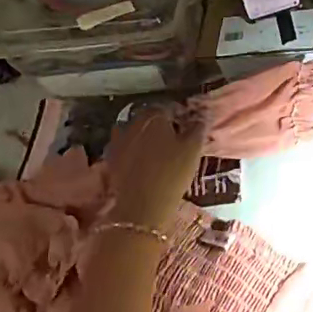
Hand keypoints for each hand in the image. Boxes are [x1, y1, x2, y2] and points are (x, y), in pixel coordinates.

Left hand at [101, 108, 204, 230]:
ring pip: (136, 130)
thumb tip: (201, 116)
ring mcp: (119, 139)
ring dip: (146, 135)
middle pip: (150, 117)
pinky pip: (125, 146)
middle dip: (162, 123)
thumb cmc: (173, 172)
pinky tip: (143, 160)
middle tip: (176, 137)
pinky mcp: (111, 156)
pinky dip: (134, 148)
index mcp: (155, 115)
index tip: (190, 126)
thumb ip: (198, 128)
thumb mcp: (194, 149)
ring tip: (158, 148)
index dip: (181, 115)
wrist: (143, 204)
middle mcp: (133, 122)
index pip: (170, 107)